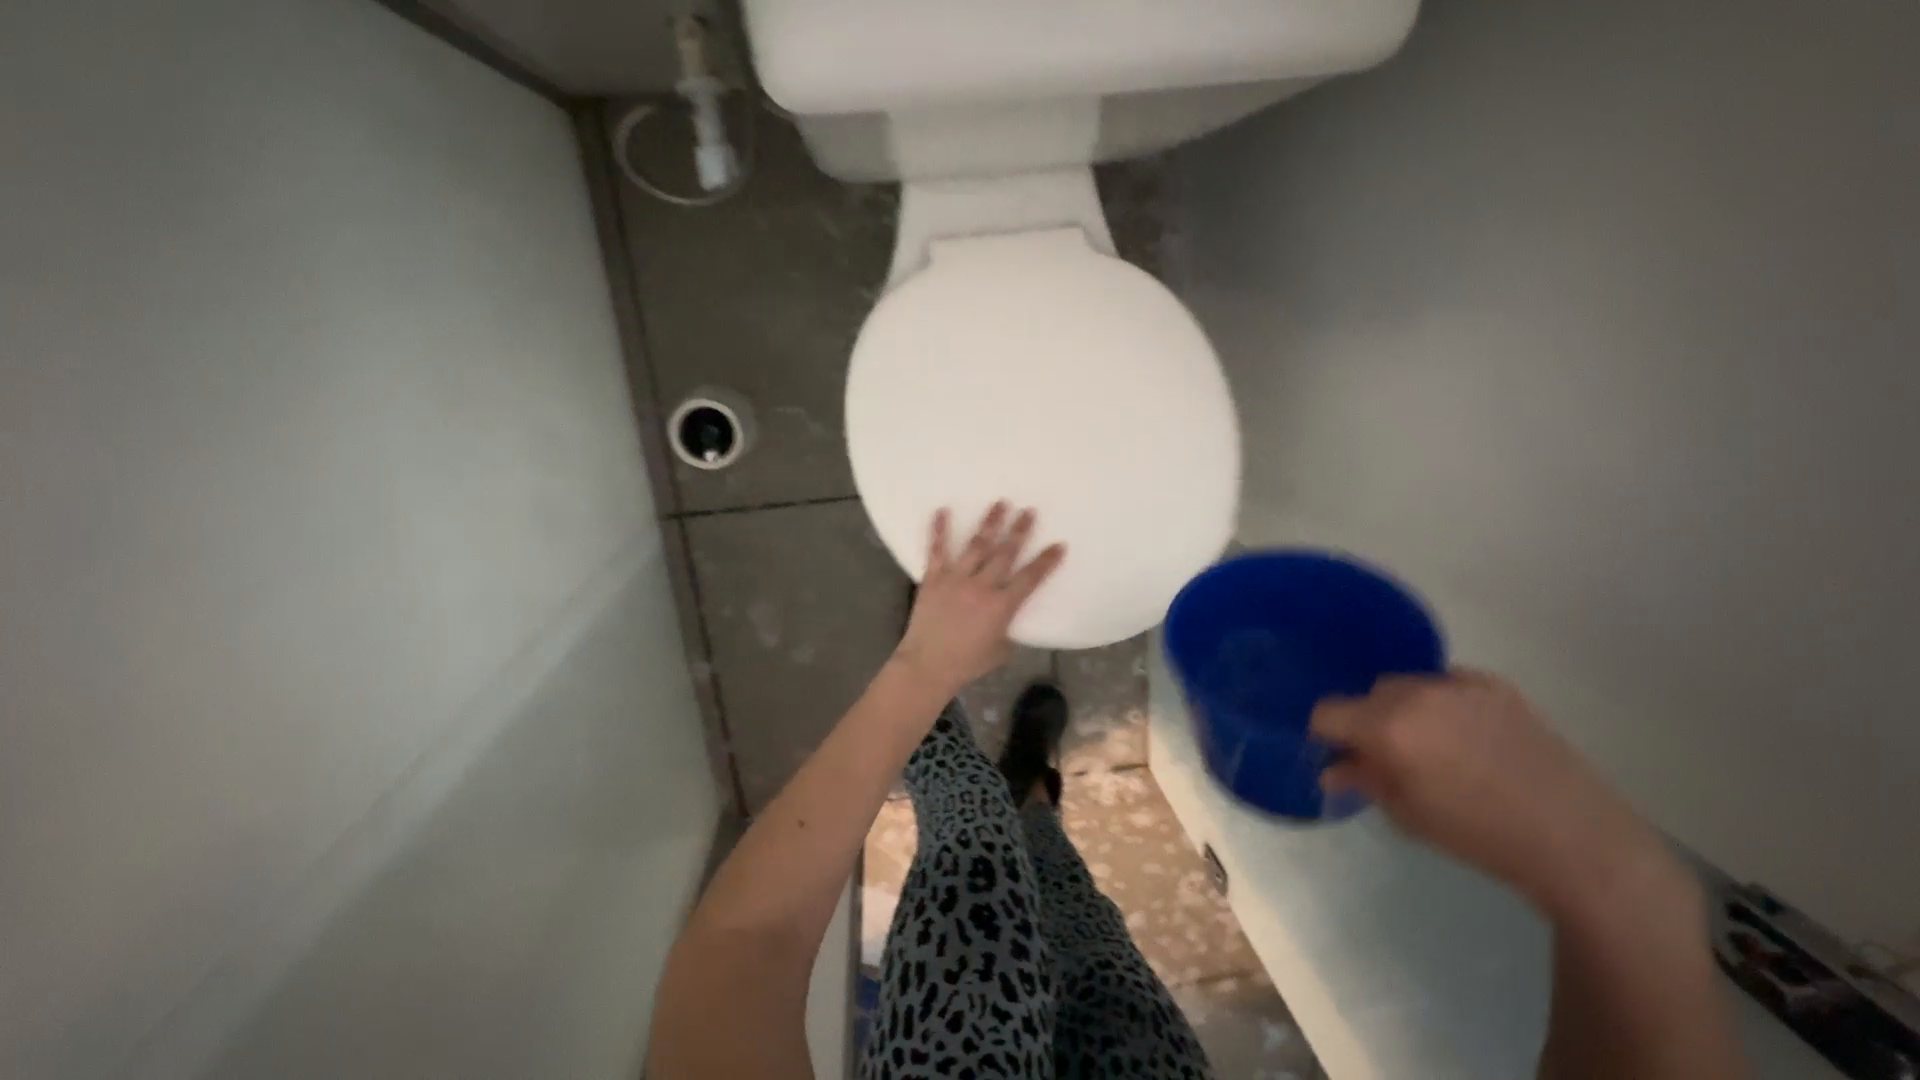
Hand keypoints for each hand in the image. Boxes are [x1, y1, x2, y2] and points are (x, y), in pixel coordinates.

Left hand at [893, 502, 1064, 694]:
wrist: (927, 666)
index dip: (1046, 561)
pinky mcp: (933, 579)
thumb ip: (1008, 628)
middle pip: (1005, 553)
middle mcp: (981, 586)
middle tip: (1029, 511)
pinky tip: (942, 510)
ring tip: (1000, 504)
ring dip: (990, 523)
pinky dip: (939, 530)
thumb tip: (1008, 616)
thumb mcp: (1001, 650)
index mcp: (1002, 606)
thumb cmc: (967, 664)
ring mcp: (956, 579)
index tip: (1059, 544)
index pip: (1030, 578)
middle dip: (1019, 531)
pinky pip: (936, 550)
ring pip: (977, 545)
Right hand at [1312, 672, 1677, 917]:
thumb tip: (1334, 768)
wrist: (1573, 836)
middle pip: (1369, 693)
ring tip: (1432, 747)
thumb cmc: (1478, 834)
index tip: (1342, 758)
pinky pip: (1449, 685)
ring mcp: (1460, 685)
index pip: (1328, 712)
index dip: (1328, 735)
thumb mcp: (1408, 815)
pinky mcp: (1497, 686)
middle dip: (1368, 720)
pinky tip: (1466, 738)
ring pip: (1409, 685)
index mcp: (1389, 728)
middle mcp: (1418, 694)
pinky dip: (1444, 704)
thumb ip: (1365, 780)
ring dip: (1406, 709)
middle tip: (1388, 757)